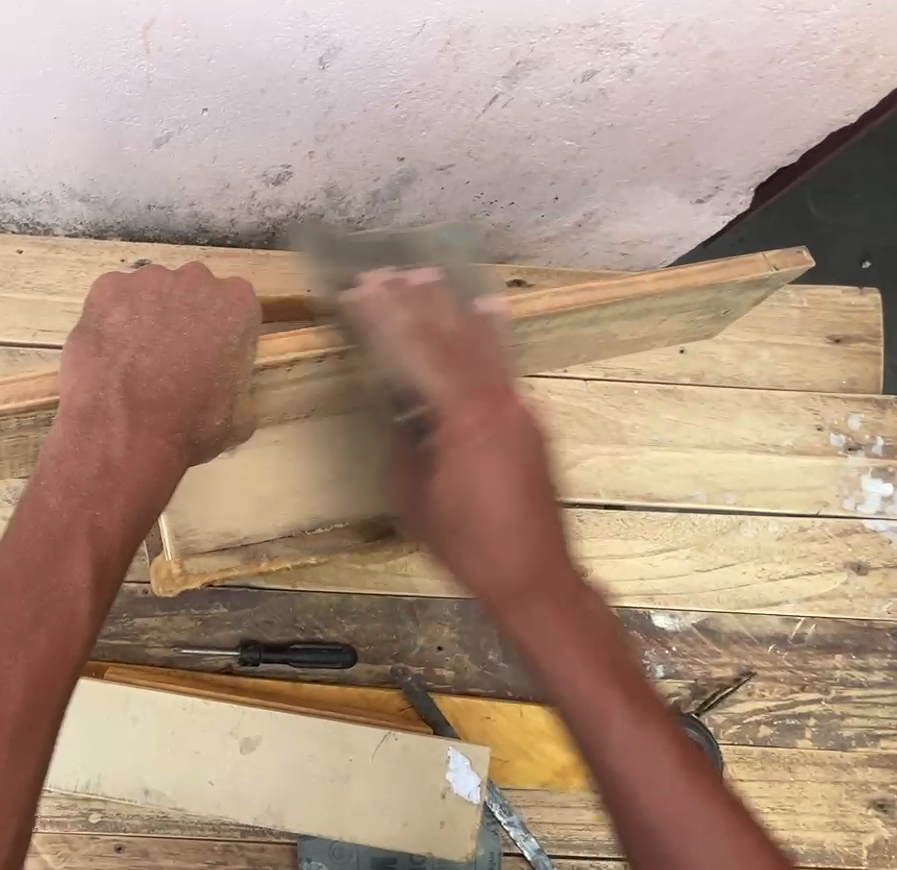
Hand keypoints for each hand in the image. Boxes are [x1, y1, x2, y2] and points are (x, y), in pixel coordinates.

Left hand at [53, 262, 261, 482]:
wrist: (129, 431)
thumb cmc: (192, 426)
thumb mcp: (239, 418)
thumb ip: (237, 388)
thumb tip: (225, 392)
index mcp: (237, 304)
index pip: (233, 310)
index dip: (219, 337)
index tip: (207, 362)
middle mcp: (196, 280)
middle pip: (192, 294)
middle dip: (183, 320)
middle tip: (170, 363)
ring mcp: (148, 280)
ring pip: (150, 294)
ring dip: (147, 319)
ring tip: (134, 364)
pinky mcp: (107, 289)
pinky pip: (112, 300)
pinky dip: (111, 322)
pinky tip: (110, 356)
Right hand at [340, 268, 582, 615]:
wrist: (534, 573)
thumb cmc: (466, 544)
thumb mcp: (416, 498)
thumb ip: (408, 444)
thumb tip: (400, 408)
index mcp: (461, 419)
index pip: (415, 354)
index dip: (386, 319)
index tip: (362, 288)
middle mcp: (496, 402)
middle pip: (451, 338)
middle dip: (418, 302)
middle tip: (391, 270)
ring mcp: (520, 408)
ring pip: (485, 345)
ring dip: (457, 307)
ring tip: (434, 274)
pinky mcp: (532, 421)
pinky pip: (507, 366)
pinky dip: (493, 335)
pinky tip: (489, 314)